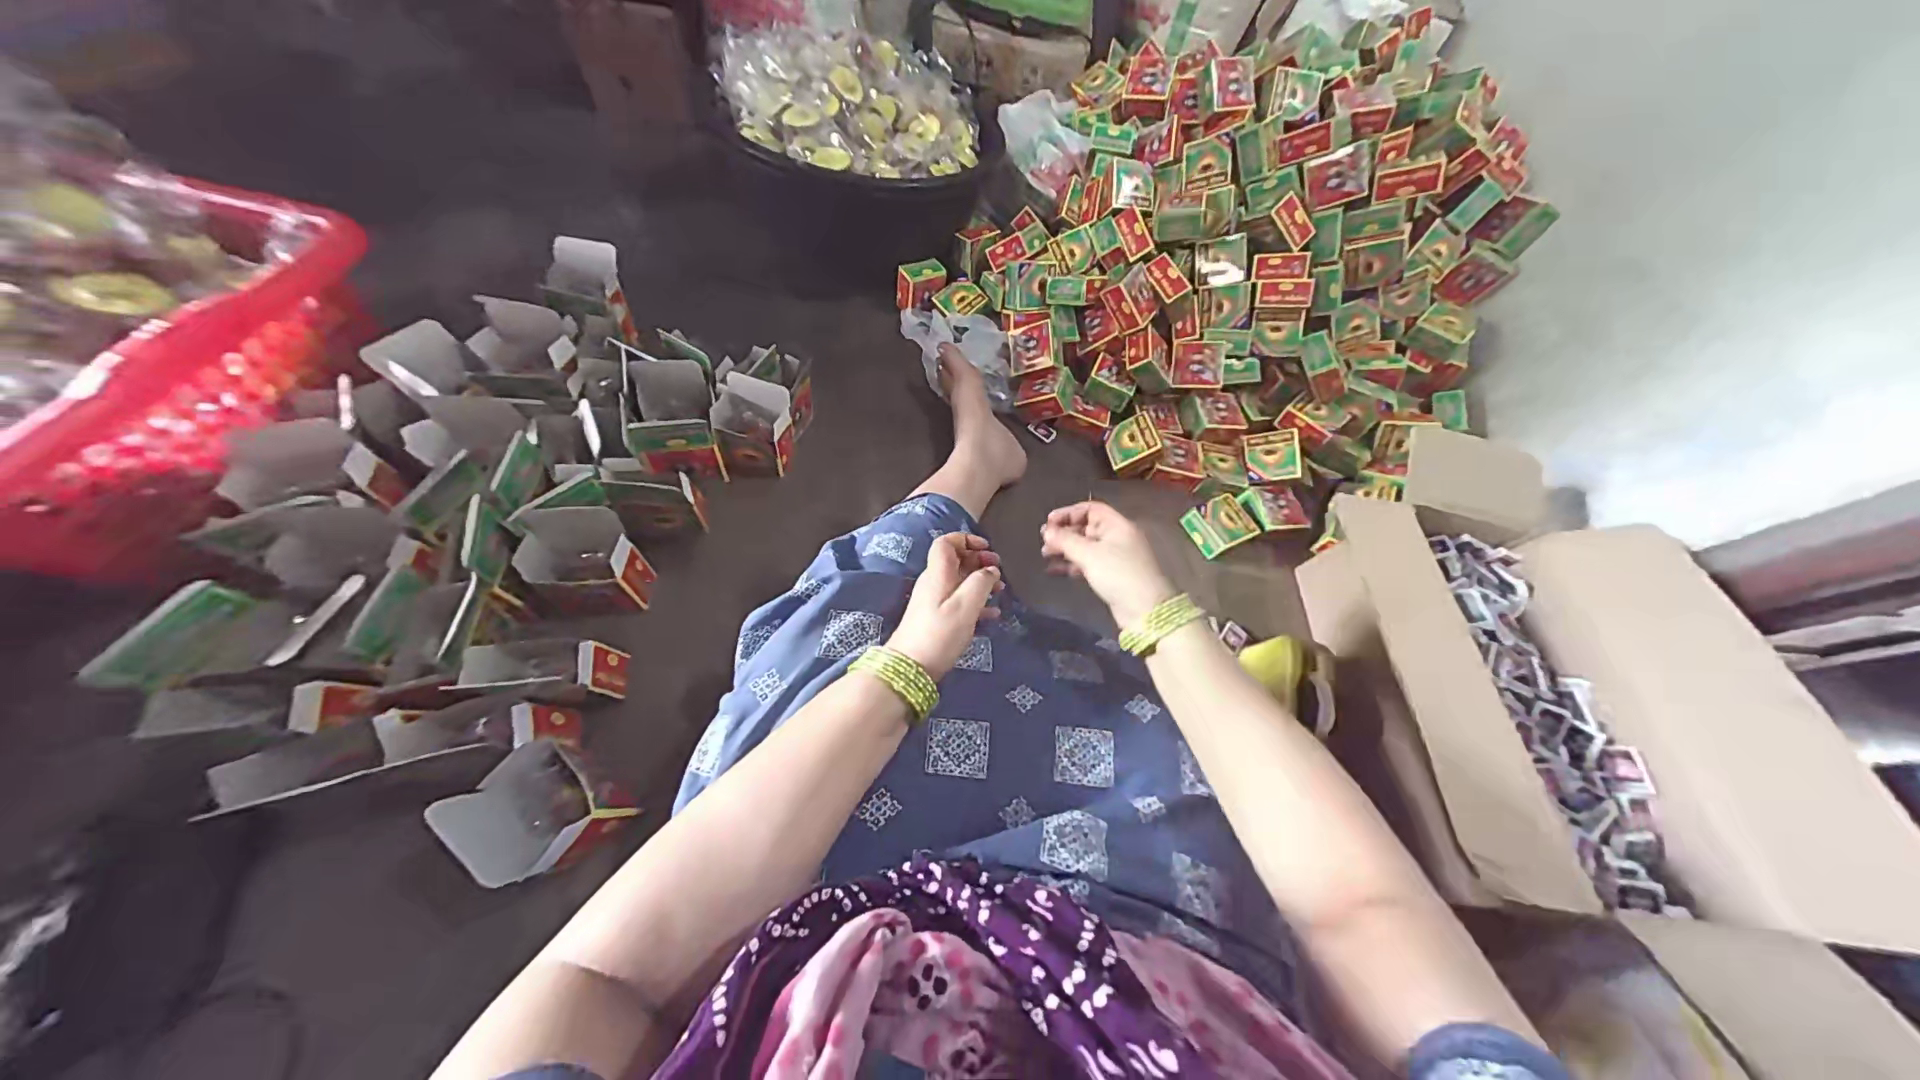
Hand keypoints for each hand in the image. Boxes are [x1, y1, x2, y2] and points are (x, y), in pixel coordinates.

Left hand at [885, 532, 1002, 679]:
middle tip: (998, 571)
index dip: (966, 539)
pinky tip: (992, 613)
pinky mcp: (936, 618)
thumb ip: (981, 582)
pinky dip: (976, 601)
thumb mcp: (966, 605)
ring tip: (1000, 590)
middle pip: (956, 561)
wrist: (911, 667)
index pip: (946, 543)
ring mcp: (934, 601)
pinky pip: (959, 601)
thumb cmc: (940, 633)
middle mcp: (934, 582)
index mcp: (938, 573)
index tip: (987, 549)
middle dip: (979, 561)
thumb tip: (990, 570)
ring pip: (959, 581)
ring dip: (980, 582)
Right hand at [1040, 501, 1176, 628]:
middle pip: (1086, 527)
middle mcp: (1116, 538)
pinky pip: (1087, 563)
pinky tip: (1054, 570)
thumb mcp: (1089, 554)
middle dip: (1064, 532)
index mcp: (1117, 525)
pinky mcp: (1110, 575)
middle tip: (1044, 540)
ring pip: (1085, 546)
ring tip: (1045, 554)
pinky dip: (1071, 564)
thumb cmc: (1118, 574)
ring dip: (1065, 549)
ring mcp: (1114, 557)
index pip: (1090, 509)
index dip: (1068, 513)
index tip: (1049, 522)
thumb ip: (1065, 541)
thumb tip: (1047, 531)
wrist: (1144, 609)